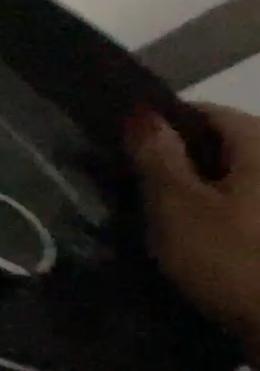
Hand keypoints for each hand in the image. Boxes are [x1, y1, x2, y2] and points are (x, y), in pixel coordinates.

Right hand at [129, 104, 259, 355]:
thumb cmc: (231, 258)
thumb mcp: (176, 205)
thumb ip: (156, 155)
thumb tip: (142, 112)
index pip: (211, 113)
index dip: (164, 122)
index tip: (123, 146)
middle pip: (231, 146)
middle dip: (184, 158)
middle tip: (138, 183)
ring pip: (241, 180)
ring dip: (205, 189)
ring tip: (167, 216)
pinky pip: (250, 210)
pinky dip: (227, 214)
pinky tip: (204, 239)